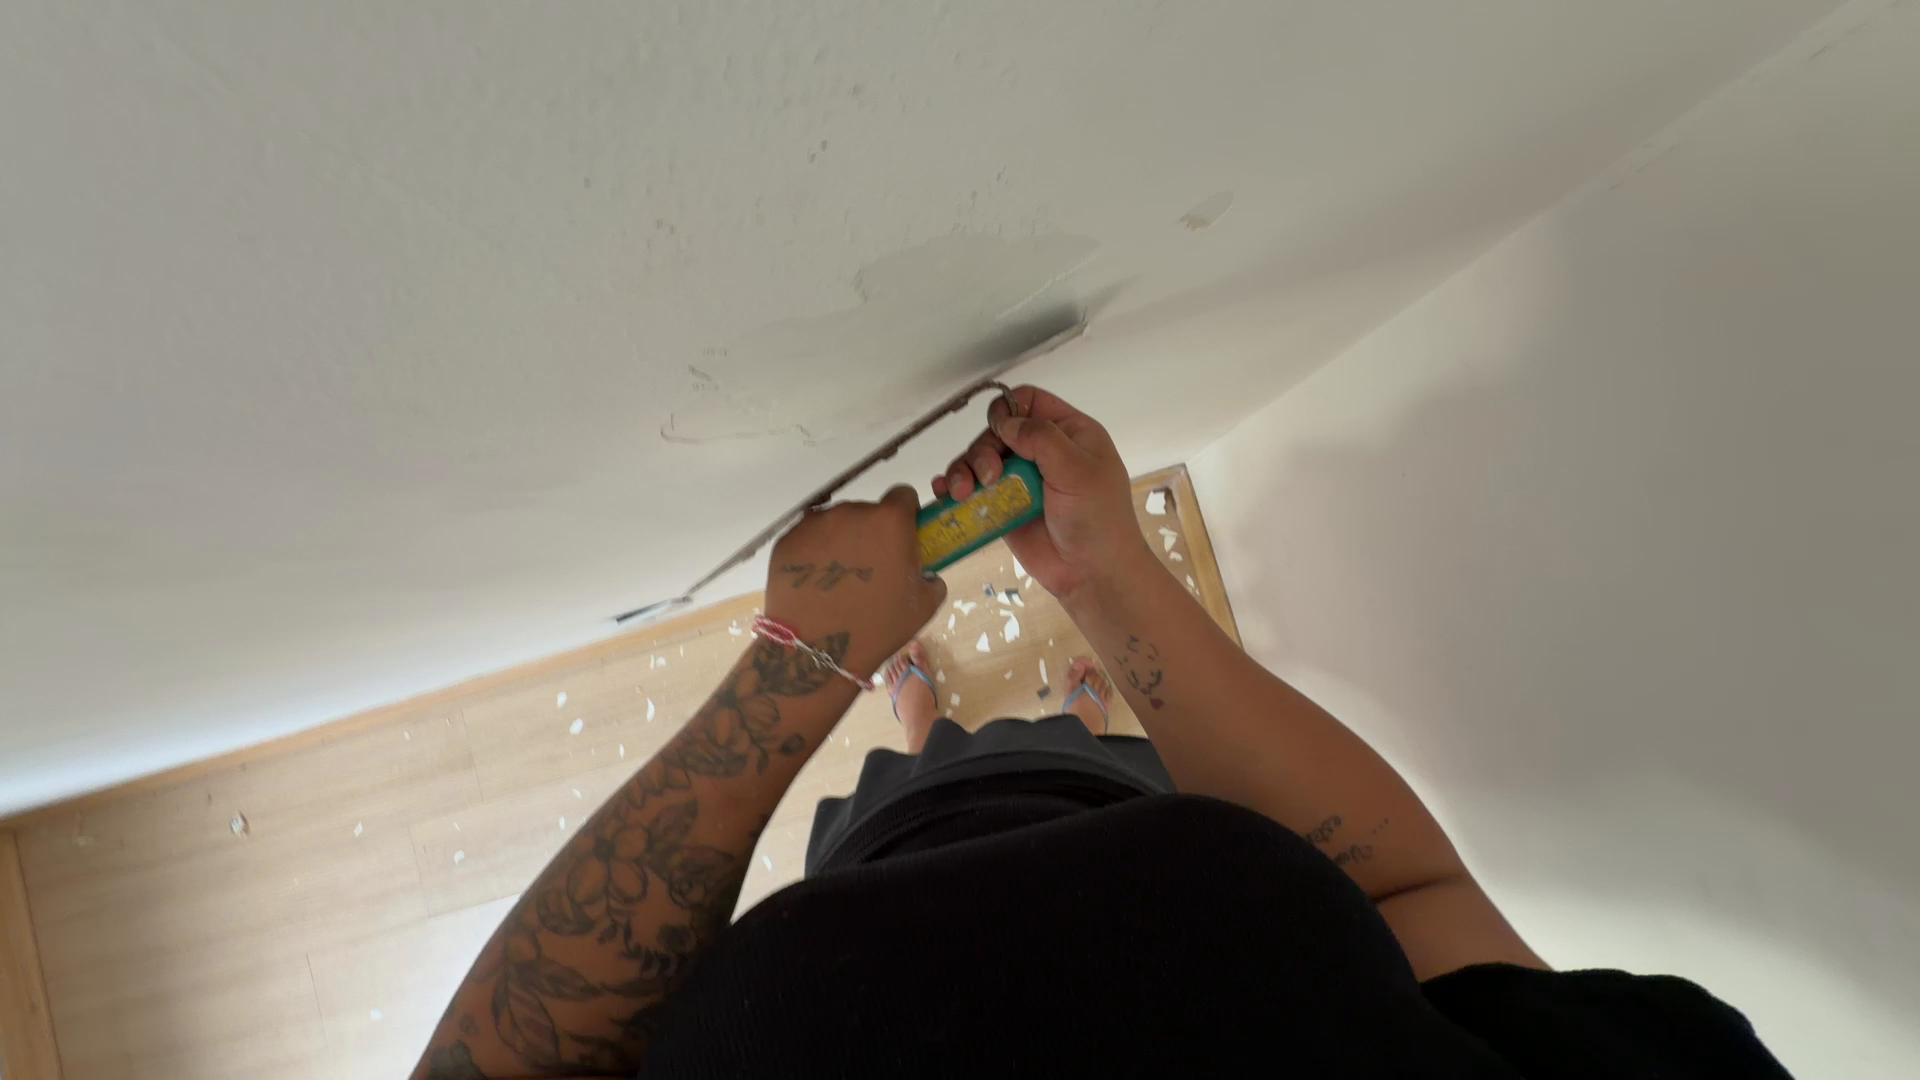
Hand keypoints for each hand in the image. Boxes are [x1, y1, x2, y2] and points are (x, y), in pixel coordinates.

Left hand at [762, 486, 947, 681]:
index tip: (902, 536)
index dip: (905, 513)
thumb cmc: (878, 626)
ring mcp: (815, 524)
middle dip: (872, 533)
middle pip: (867, 512)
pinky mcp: (787, 540)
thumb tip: (921, 572)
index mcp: (890, 521)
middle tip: (870, 568)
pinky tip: (815, 582)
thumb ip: (930, 577)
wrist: (817, 649)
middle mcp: (851, 512)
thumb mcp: (924, 605)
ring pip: (836, 523)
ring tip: (839, 579)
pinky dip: (814, 553)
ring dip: (842, 541)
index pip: (902, 495)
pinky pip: (808, 538)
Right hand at [933, 386, 1152, 602]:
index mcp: (1069, 433)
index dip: (1009, 410)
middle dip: (984, 449)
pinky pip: (973, 489)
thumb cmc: (1097, 519)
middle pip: (996, 431)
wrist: (1092, 574)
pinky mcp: (1002, 507)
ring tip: (960, 492)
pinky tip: (945, 493)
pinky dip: (954, 487)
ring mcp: (1020, 480)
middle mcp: (1042, 452)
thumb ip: (1042, 439)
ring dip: (964, 469)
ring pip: (979, 459)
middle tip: (988, 476)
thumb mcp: (1078, 470)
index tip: (1001, 432)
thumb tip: (1005, 423)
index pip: (1030, 401)